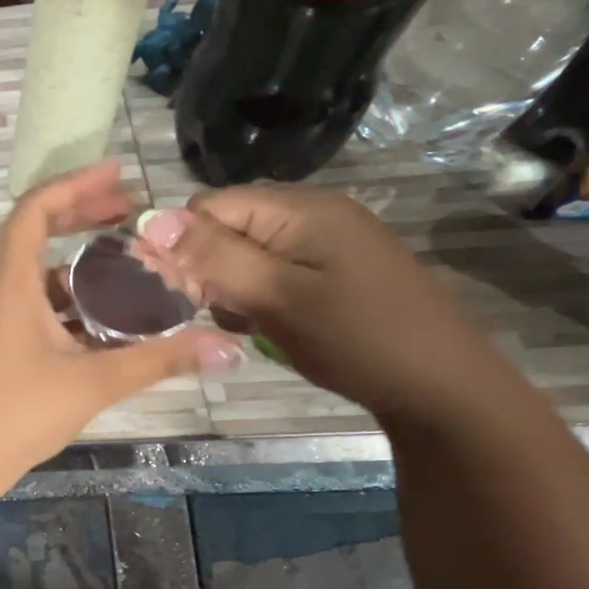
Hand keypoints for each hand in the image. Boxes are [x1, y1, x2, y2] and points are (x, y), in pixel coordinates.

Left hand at [0, 160, 242, 483]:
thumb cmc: (21, 413)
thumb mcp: (96, 381)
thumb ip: (161, 359)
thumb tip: (227, 348)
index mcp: (9, 283)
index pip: (34, 210)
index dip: (74, 184)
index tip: (119, 173)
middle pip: (32, 231)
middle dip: (79, 214)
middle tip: (128, 208)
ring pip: (33, 271)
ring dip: (75, 258)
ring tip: (126, 257)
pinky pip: (30, 300)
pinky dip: (64, 294)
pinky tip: (104, 312)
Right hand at [136, 185, 505, 425]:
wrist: (436, 383)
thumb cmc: (355, 338)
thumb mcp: (277, 297)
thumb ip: (215, 256)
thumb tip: (152, 220)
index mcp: (300, 208)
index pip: (208, 205)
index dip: (183, 244)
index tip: (183, 292)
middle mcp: (311, 212)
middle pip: (225, 225)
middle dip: (205, 266)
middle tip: (218, 311)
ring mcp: (324, 240)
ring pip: (243, 250)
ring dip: (229, 285)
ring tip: (246, 322)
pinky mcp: (330, 268)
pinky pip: (270, 268)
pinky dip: (255, 294)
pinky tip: (266, 323)